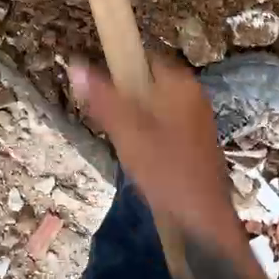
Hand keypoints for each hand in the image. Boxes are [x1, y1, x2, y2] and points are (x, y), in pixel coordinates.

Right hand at [70, 57, 259, 272]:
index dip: (118, 70)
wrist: (204, 222)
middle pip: (147, 82)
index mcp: (180, 81)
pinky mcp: (198, 140)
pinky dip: (151, 134)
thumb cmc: (165, 169)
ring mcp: (198, 117)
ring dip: (137, 119)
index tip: (103, 92)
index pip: (142, 56)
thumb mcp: (126, 130)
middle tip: (112, 122)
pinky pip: (166, 124)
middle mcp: (193, 93)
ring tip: (126, 142)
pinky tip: (143, 157)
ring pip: (155, 106)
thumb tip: (75, 64)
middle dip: (126, 100)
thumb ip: (101, 97)